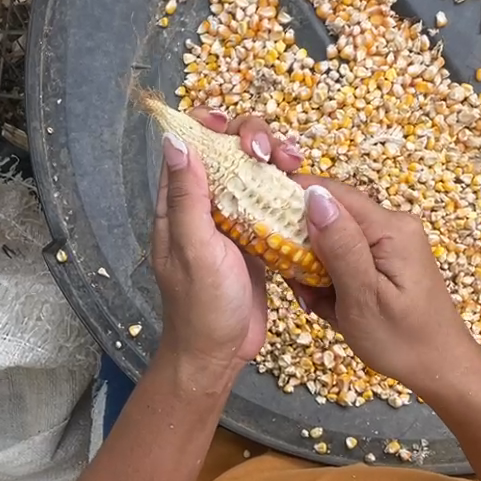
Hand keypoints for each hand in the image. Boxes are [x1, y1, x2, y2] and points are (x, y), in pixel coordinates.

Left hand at [150, 111, 304, 391]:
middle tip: (271, 154)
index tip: (234, 131)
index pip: (189, 147)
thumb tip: (176, 140)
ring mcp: (232, 221)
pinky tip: (303, 188)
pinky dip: (287, 188)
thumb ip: (187, 196)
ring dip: (275, 159)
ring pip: (254, 172)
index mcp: (178, 206)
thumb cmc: (201, 307)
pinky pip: (272, 201)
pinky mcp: (257, 238)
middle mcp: (204, 207)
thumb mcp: (194, 249)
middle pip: (228, 152)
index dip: (209, 126)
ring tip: (293, 163)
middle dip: (251, 139)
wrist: (219, 354)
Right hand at [287, 180, 480, 398]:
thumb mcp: (362, 298)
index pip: (331, 193)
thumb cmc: (400, 340)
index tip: (260, 221)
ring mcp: (390, 242)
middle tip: (301, 288)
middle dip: (303, 248)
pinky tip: (332, 305)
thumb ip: (339, 246)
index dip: (291, 200)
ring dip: (314, 270)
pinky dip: (329, 280)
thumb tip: (313, 197)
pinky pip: (344, 258)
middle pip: (330, 217)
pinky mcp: (385, 259)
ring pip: (332, 241)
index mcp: (389, 228)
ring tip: (318, 304)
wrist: (439, 367)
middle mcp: (392, 225)